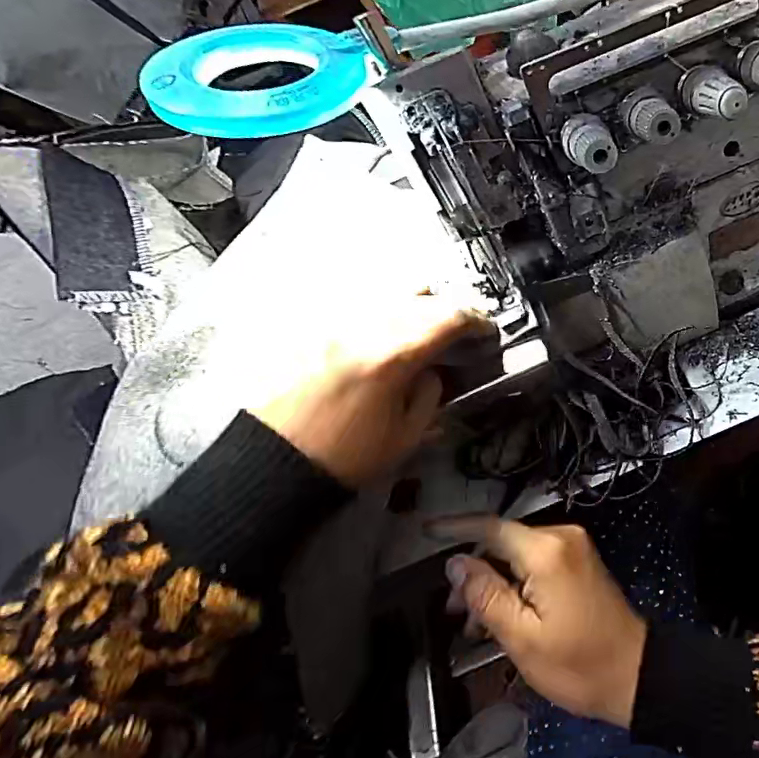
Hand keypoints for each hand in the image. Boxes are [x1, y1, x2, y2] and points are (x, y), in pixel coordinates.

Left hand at [249, 297, 492, 486]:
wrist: (273, 462)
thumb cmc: (343, 457)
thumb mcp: (403, 438)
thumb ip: (429, 397)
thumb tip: (433, 373)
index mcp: (392, 358)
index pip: (447, 319)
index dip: (474, 321)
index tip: (485, 330)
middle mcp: (364, 330)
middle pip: (419, 298)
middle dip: (448, 309)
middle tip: (460, 327)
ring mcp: (335, 325)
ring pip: (387, 295)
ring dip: (416, 305)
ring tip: (425, 326)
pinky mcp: (314, 330)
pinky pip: (359, 306)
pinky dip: (383, 311)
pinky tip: (387, 332)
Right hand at [430, 516, 646, 727]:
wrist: (634, 674)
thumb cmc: (579, 664)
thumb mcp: (522, 638)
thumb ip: (485, 595)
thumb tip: (456, 564)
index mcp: (547, 551)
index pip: (490, 527)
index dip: (454, 527)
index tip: (426, 530)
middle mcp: (562, 538)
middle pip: (502, 541)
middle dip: (473, 571)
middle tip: (453, 612)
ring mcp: (573, 548)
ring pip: (516, 554)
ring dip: (492, 581)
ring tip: (474, 623)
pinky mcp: (578, 561)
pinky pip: (535, 562)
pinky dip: (514, 583)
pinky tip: (501, 614)